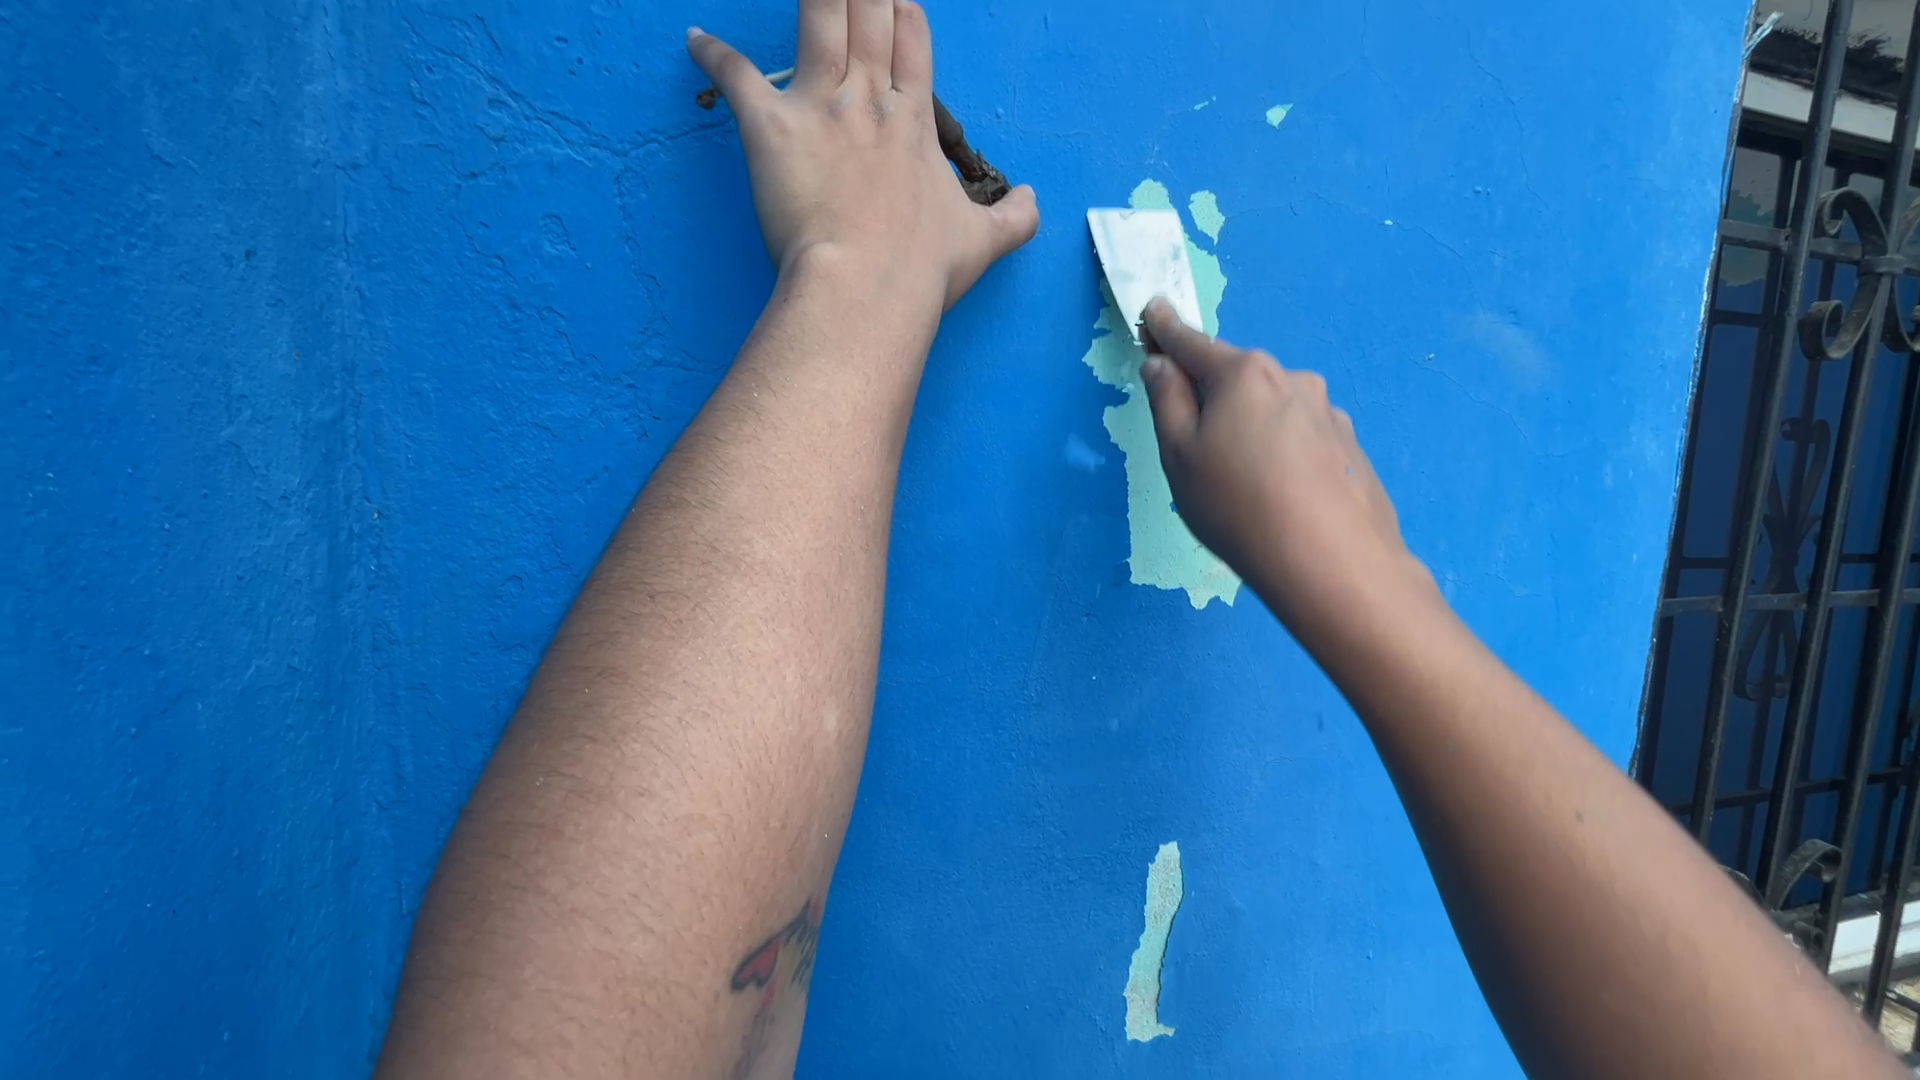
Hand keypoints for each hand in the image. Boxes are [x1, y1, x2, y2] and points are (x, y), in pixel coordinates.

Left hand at [687, 2, 1039, 310]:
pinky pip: (734, 76)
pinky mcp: (771, 129)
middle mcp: (869, 98)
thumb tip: (1034, 201)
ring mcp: (820, 107)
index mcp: (914, 119)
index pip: (911, 37)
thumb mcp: (983, 243)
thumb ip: (1014, 218)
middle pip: (866, 10)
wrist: (869, 289)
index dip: (901, 10)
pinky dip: (711, 56)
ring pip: (816, 15)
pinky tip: (694, 40)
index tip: (893, 1)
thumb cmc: (922, 269)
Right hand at [1139, 298, 1435, 641]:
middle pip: (1235, 378)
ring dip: (1250, 428)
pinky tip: (1282, 493)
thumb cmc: (1236, 506)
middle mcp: (1290, 379)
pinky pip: (1300, 436)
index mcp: (1242, 375)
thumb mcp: (1179, 456)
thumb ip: (1166, 401)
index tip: (1152, 311)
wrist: (1332, 563)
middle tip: (1197, 452)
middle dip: (1211, 397)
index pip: (1191, 343)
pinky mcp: (1349, 445)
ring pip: (1271, 409)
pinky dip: (1283, 452)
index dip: (1164, 329)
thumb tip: (1160, 363)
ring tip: (1246, 486)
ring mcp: (1327, 411)